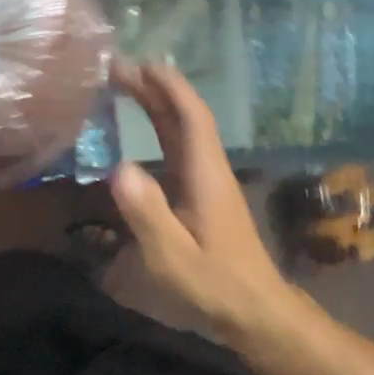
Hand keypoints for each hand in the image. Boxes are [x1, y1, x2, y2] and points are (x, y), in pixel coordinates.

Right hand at [110, 60, 295, 333]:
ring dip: (158, 109)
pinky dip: (161, 134)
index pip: (192, 118)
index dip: (169, 87)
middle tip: (119, 70)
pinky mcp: (205, 201)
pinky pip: (181, 154)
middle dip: (156, 90)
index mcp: (206, 177)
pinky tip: (143, 139)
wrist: (254, 311)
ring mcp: (210, 186)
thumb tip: (119, 168)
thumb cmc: (215, 285)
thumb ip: (148, 213)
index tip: (141, 63)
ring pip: (184, 135)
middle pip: (186, 119)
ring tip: (127, 91)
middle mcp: (211, 173)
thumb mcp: (173, 256)